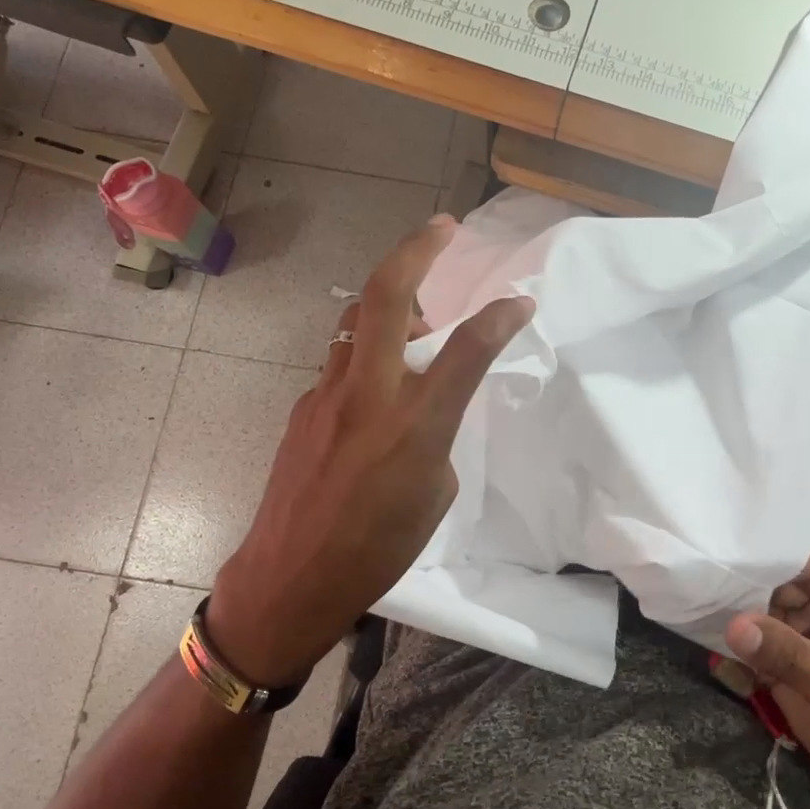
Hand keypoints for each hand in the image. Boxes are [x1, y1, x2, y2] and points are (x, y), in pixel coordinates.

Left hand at [206, 215, 533, 687]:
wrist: (288, 580)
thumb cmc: (375, 552)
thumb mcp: (434, 496)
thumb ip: (437, 435)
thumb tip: (423, 406)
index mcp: (415, 425)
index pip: (467, 349)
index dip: (500, 316)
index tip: (521, 301)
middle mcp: (368, 395)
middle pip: (388, 296)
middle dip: (418, 250)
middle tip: (443, 228)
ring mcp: (326, 395)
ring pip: (355, 321)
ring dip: (389, 303)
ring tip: (415, 317)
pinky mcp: (301, 407)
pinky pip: (339, 365)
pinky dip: (365, 359)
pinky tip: (373, 394)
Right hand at [724, 544, 809, 789]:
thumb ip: (789, 655)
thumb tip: (735, 624)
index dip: (773, 555)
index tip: (728, 555)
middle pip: (782, 577)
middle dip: (747, 583)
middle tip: (704, 583)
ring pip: (765, 602)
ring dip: (737, 610)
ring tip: (701, 607)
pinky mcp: (792, 650)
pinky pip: (759, 633)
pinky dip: (739, 638)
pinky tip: (711, 639)